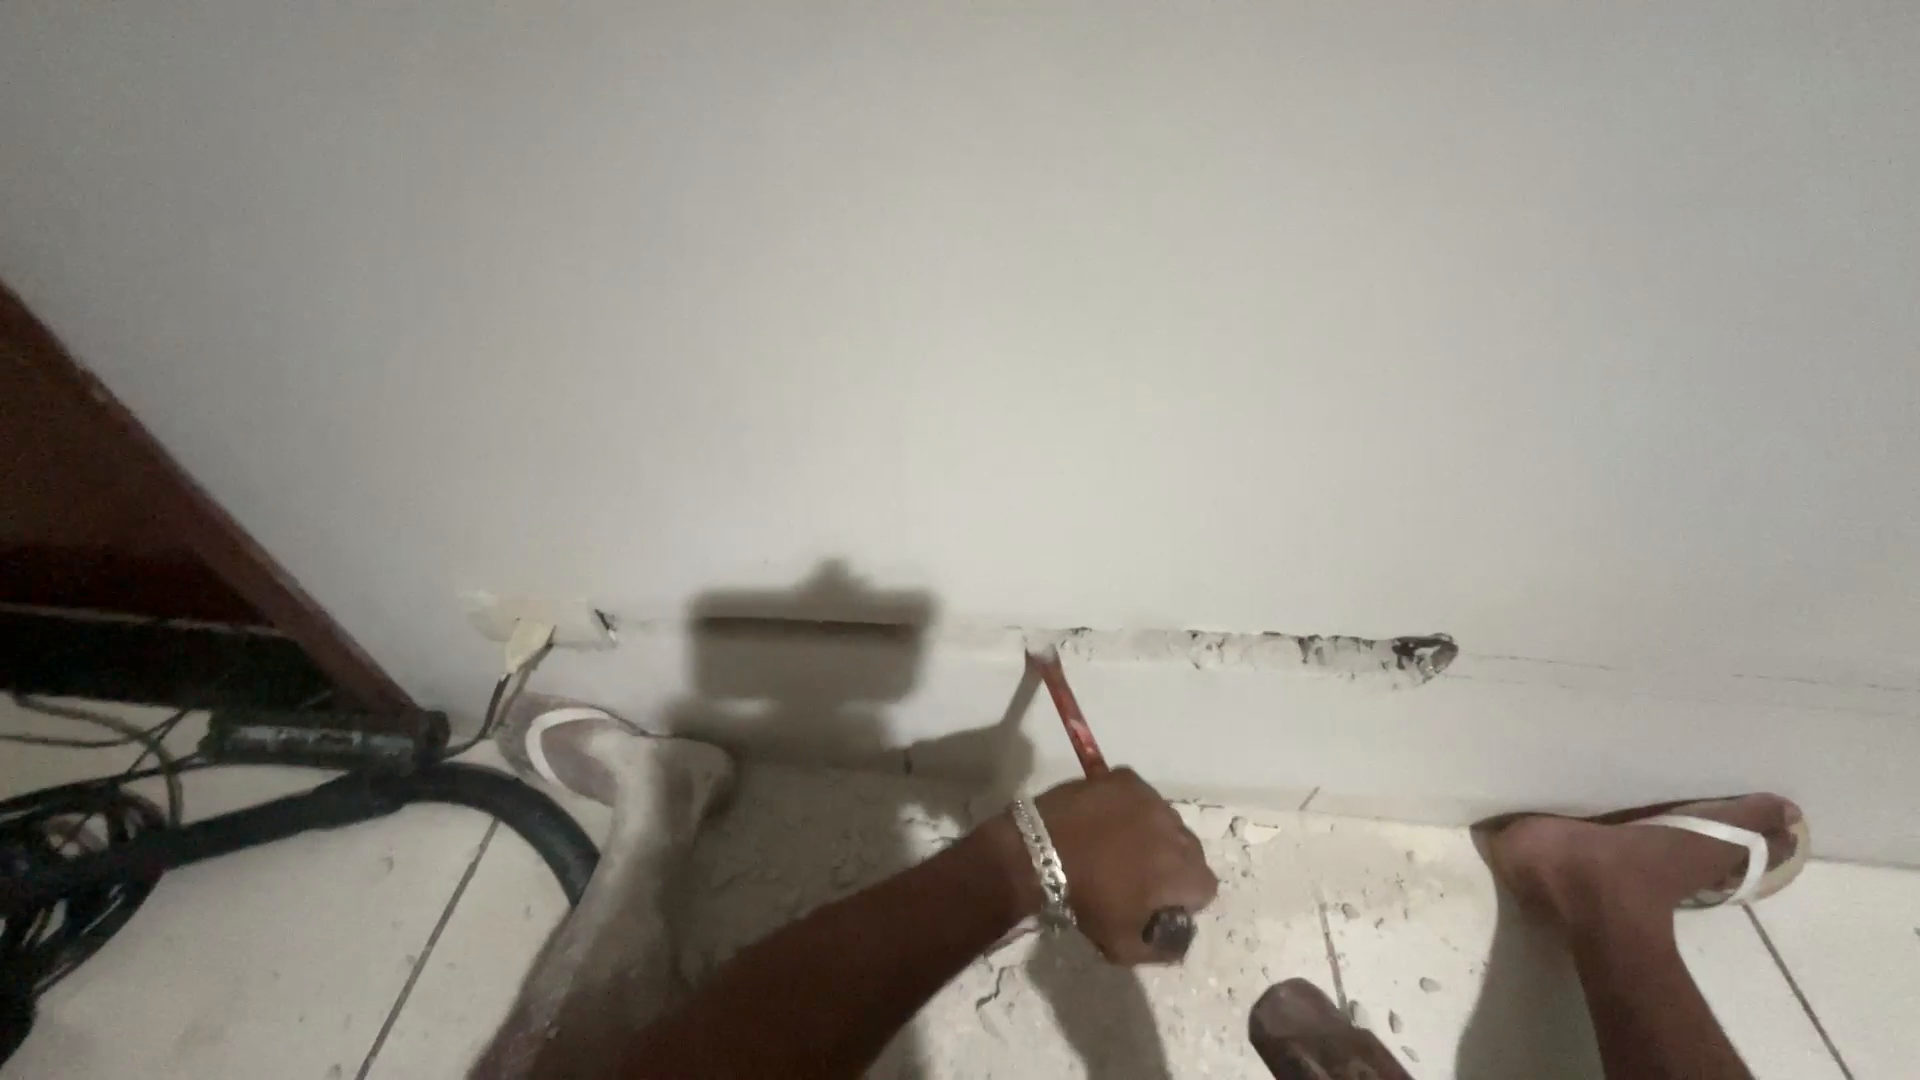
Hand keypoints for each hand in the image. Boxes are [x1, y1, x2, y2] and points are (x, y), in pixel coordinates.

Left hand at [1032, 768, 1218, 964]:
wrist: (1039, 851)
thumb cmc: (1084, 899)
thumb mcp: (1124, 946)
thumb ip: (1161, 950)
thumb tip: (1177, 942)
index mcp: (1182, 870)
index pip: (1204, 887)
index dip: (1183, 898)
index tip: (1157, 900)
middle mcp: (1175, 828)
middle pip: (1189, 850)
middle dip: (1171, 863)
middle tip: (1137, 872)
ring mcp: (1150, 798)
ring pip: (1165, 820)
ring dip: (1152, 832)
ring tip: (1118, 843)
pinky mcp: (1125, 778)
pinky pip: (1140, 795)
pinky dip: (1130, 807)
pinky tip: (1106, 819)